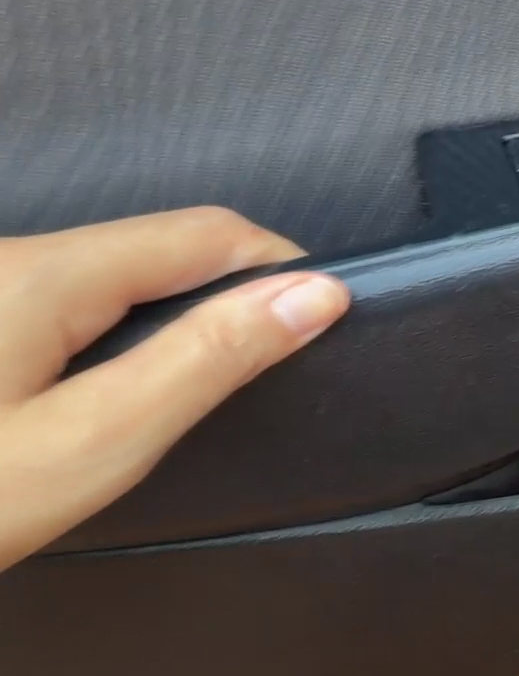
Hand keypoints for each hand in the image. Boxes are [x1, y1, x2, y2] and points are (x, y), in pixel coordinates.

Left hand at [0, 207, 349, 567]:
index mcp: (37, 277)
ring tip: (174, 396)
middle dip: (231, 299)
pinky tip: (95, 396)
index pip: (213, 233)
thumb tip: (314, 294)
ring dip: (175, 320)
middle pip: (162, 249)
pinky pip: (63, 300)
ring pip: (114, 275)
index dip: (287, 267)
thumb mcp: (93, 442)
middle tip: (253, 376)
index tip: (322, 321)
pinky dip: (116, 335)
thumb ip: (212, 358)